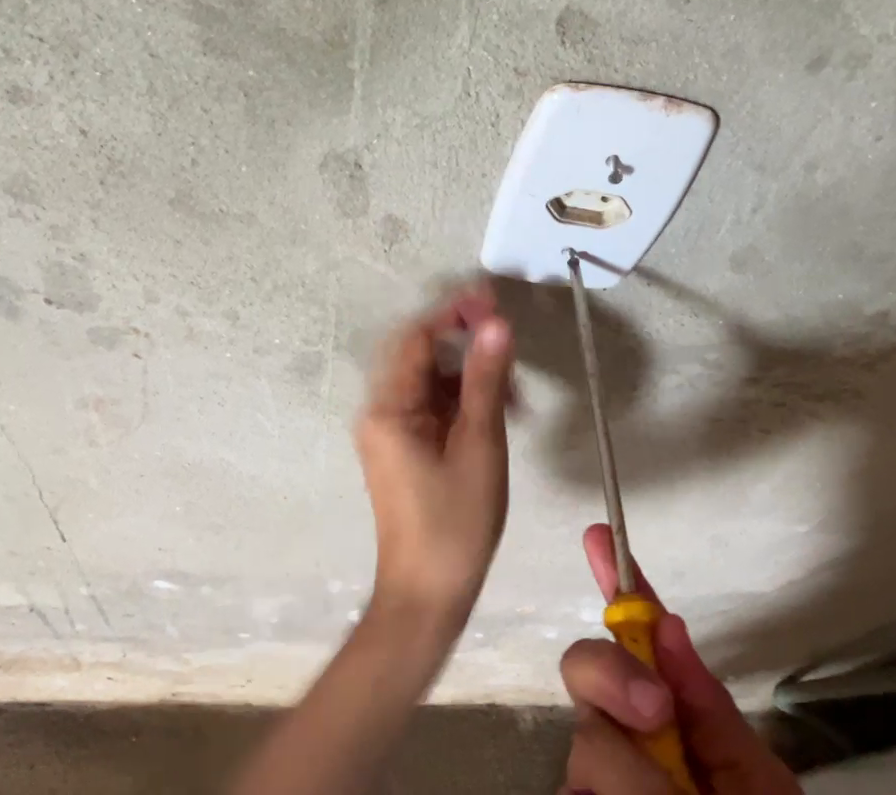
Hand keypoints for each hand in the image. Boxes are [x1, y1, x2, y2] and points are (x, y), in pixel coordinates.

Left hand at [355, 281, 514, 629]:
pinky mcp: (404, 448)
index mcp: (388, 408)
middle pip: (421, 354)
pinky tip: (498, 413)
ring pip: (430, 380)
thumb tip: (497, 325)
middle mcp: (380, 412)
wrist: (426, 595)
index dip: (454, 312)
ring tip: (514, 393)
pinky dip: (463, 400)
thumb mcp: (479, 446)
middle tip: (509, 340)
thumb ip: (486, 381)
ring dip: (470, 374)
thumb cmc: (454, 523)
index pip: (416, 337)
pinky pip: (432, 406)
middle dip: (465, 341)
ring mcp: (391, 431)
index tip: (493, 300)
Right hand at [559, 525, 802, 794]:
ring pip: (584, 745)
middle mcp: (625, 733)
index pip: (640, 637)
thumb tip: (667, 624)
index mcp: (673, 714)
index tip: (599, 535)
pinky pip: (570, 791)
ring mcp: (591, 776)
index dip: (617, 581)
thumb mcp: (754, 781)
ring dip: (629, 775)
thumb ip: (709, 710)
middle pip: (586, 672)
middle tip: (654, 712)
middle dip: (612, 676)